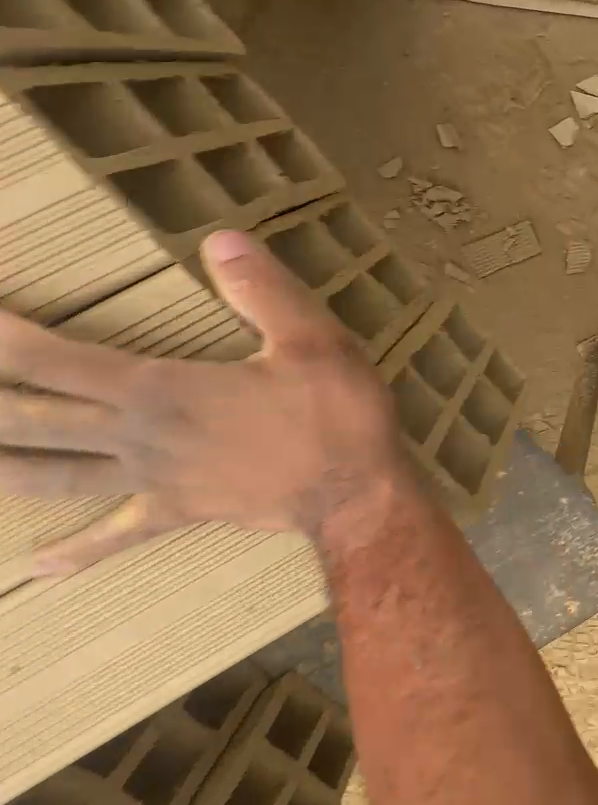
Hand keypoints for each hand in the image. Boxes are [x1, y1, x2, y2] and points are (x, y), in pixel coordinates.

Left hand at [0, 230, 421, 578]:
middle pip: (21, 419)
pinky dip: (74, 552)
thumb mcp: (318, 342)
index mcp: (160, 390)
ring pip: (44, 476)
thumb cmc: (339, 413)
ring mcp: (152, 480)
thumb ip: (266, 293)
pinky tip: (35, 566)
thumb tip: (221, 238)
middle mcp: (135, 435)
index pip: (46, 358)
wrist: (357, 491)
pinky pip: (117, 535)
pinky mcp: (180, 511)